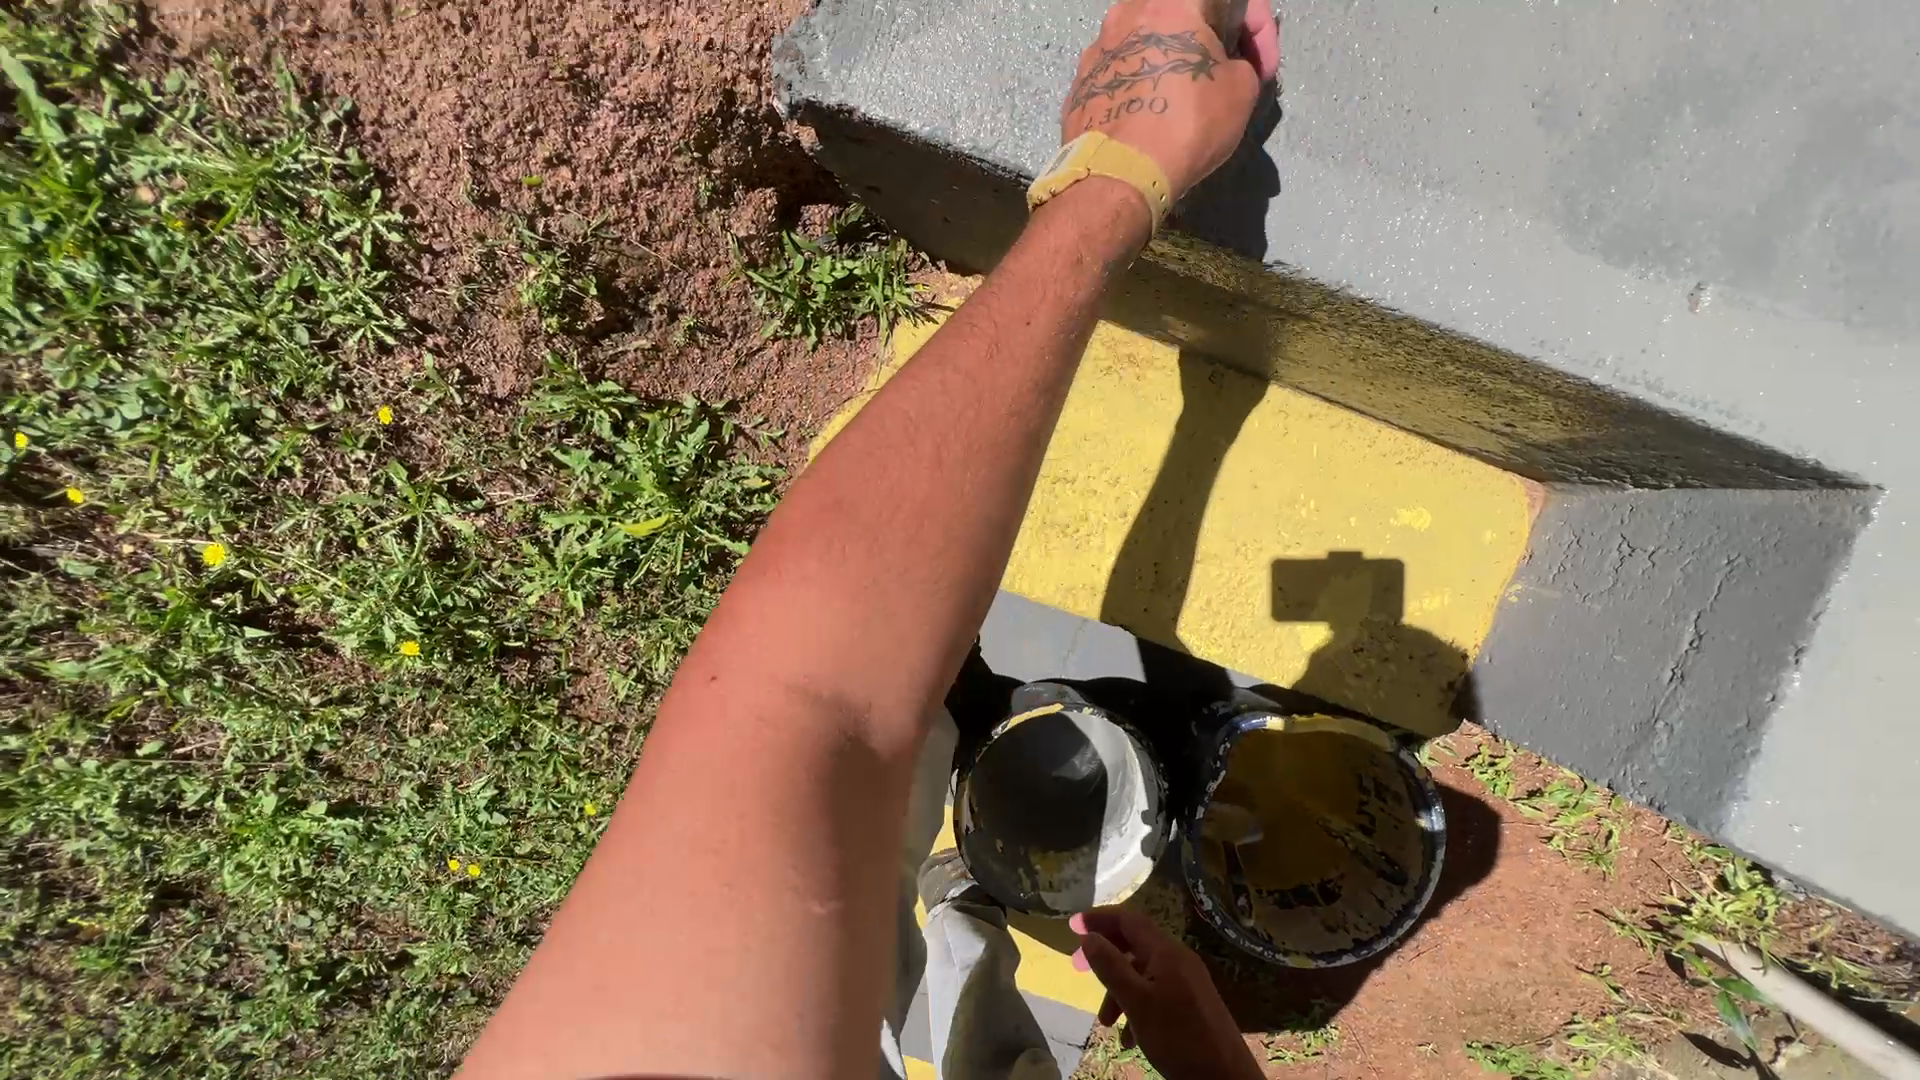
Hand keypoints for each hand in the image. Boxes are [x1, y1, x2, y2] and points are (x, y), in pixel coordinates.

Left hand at [1060, 0, 1279, 200]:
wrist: (1117, 179)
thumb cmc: (1186, 126)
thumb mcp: (1241, 91)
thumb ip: (1241, 63)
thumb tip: (1227, 67)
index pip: (1232, 0)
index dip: (1258, 29)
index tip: (1263, 67)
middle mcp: (1128, 12)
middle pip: (1182, 14)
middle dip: (1210, 41)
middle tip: (1225, 75)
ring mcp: (1096, 49)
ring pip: (1145, 44)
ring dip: (1170, 63)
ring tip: (1184, 99)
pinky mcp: (1077, 86)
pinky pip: (1119, 76)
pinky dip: (1139, 89)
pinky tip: (1150, 118)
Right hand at [1070, 907, 1262, 1079]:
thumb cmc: (1179, 1037)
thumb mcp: (1137, 1002)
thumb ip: (1111, 966)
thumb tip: (1088, 936)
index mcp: (1166, 951)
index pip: (1128, 919)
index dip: (1099, 918)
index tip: (1072, 925)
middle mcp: (1178, 959)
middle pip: (1135, 944)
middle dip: (1106, 956)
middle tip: (1079, 969)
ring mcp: (1188, 982)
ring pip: (1144, 973)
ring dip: (1120, 990)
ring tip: (1106, 1022)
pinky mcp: (1193, 1004)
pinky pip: (1157, 993)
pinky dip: (1138, 1006)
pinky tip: (1130, 1037)